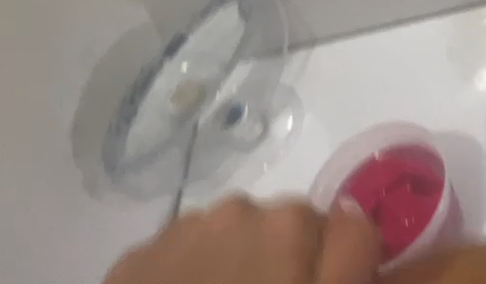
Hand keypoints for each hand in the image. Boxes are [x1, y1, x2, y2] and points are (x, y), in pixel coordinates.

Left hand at [104, 196, 381, 283]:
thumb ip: (352, 250)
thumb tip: (351, 208)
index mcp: (292, 220)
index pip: (332, 226)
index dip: (321, 268)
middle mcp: (239, 209)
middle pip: (276, 228)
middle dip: (274, 263)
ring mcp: (181, 231)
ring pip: (227, 239)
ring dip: (230, 268)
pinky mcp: (133, 261)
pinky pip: (178, 255)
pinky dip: (185, 278)